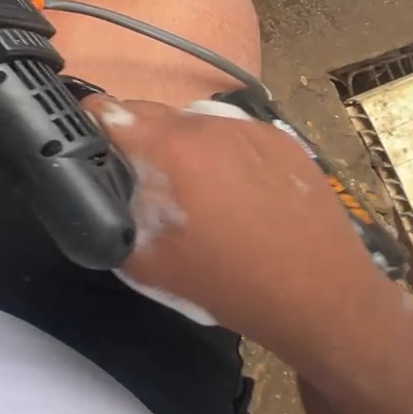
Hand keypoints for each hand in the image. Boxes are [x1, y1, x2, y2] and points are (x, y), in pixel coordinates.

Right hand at [84, 96, 405, 358]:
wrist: (329, 305)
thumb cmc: (230, 283)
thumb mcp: (144, 262)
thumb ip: (103, 217)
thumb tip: (83, 195)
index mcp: (166, 148)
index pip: (102, 108)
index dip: (86, 126)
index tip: (90, 149)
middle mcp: (202, 124)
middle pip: (142, 110)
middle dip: (132, 138)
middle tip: (142, 178)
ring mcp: (246, 128)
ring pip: (184, 118)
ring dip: (174, 141)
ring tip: (191, 183)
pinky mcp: (280, 139)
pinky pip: (227, 129)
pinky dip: (218, 147)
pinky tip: (232, 183)